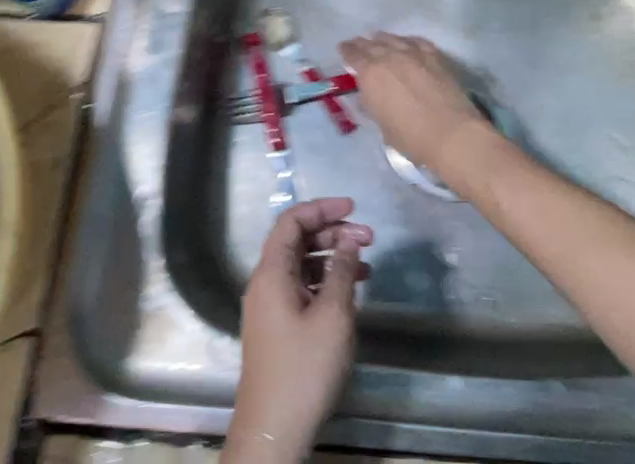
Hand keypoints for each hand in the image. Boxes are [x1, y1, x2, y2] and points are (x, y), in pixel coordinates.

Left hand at [225, 197, 372, 463]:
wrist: (274, 427)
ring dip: (331, 257)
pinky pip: (300, 287)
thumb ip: (342, 272)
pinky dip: (324, 280)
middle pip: (296, 241)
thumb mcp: (332, 316)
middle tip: (369, 238)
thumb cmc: (304, 367)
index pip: (291, 222)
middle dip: (332, 233)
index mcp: (271, 273)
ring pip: (300, 265)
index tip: (354, 207)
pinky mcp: (276, 327)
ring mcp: (268, 306)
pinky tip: (349, 291)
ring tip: (366, 264)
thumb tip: (348, 239)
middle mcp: (264, 283)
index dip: (321, 209)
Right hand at [338, 33, 490, 176]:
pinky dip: (407, 41)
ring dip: (383, 39)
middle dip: (362, 44)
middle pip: (372, 45)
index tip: (343, 49)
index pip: (354, 56)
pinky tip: (407, 42)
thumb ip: (373, 106)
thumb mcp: (383, 126)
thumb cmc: (411, 137)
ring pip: (394, 40)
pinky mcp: (435, 57)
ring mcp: (414, 54)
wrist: (451, 133)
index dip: (347, 51)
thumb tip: (368, 97)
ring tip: (378, 38)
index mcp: (371, 74)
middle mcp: (390, 58)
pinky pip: (417, 42)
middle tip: (357, 43)